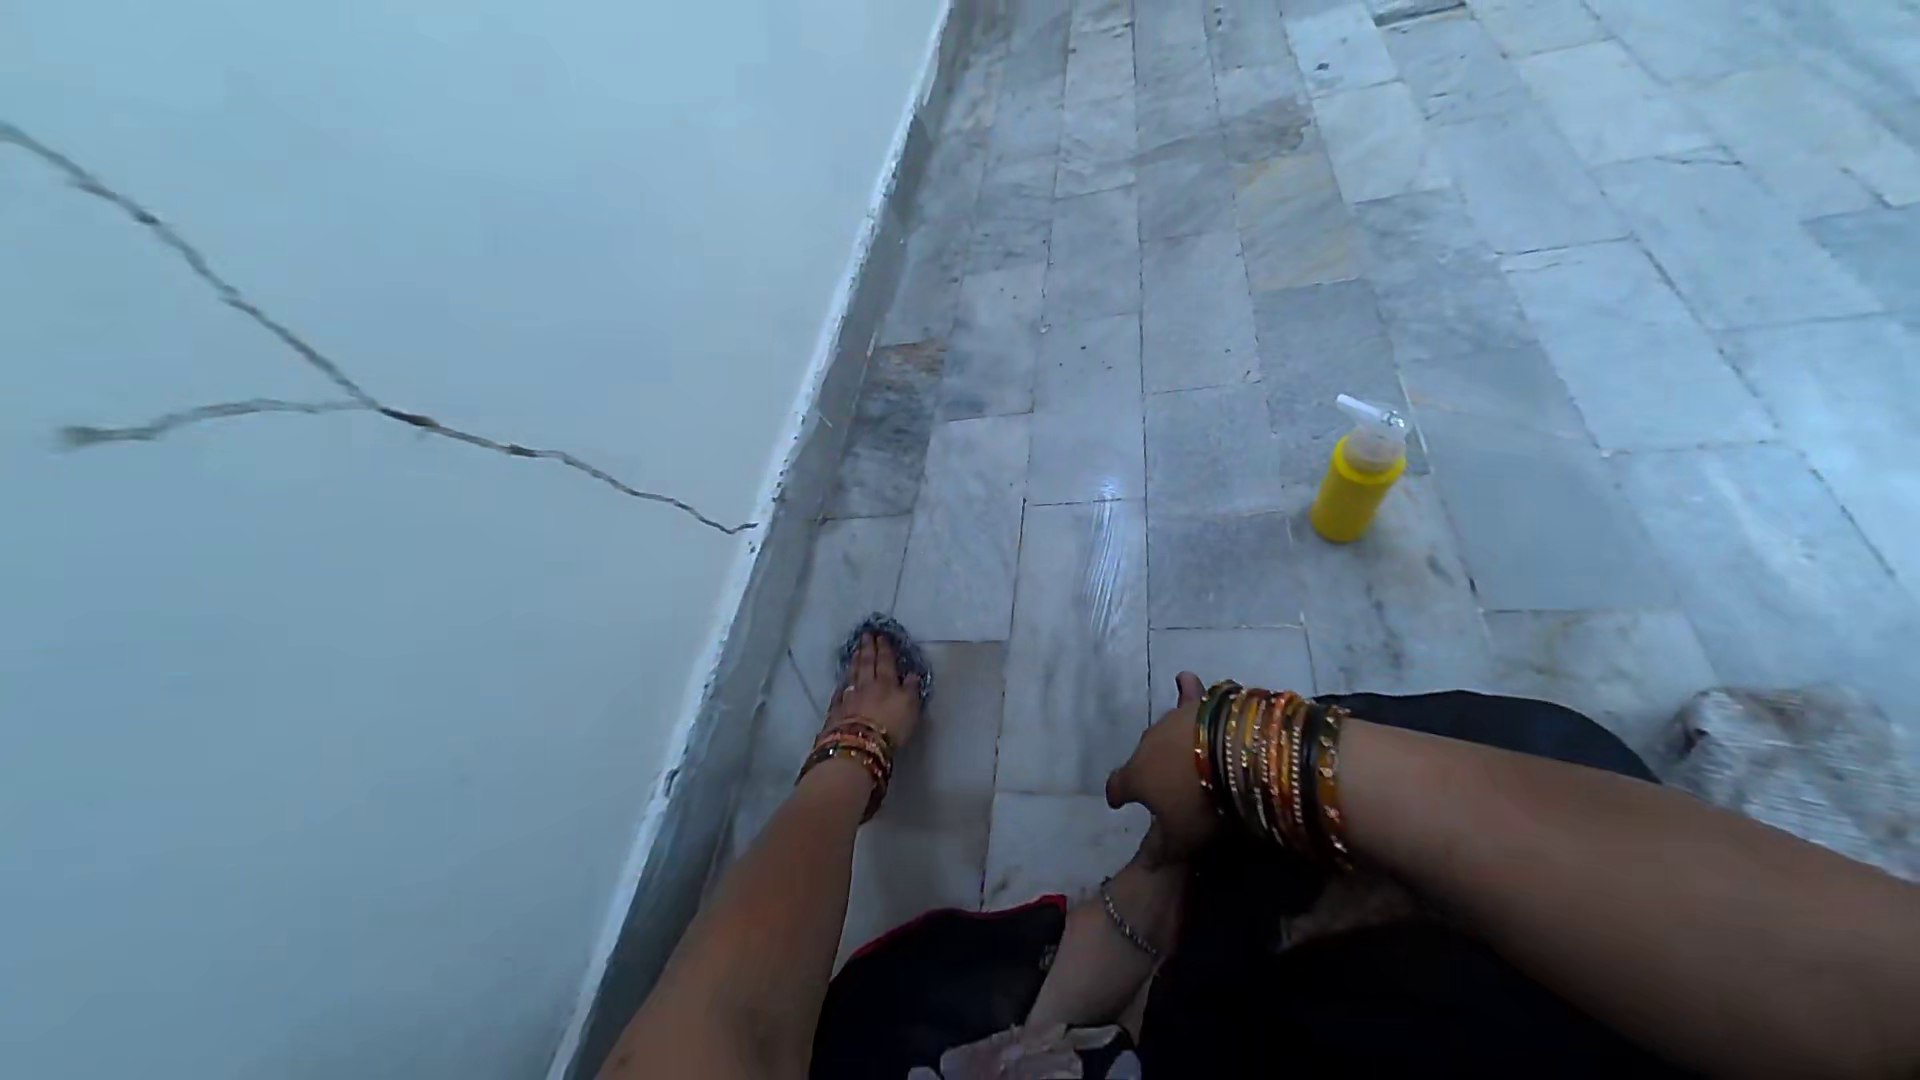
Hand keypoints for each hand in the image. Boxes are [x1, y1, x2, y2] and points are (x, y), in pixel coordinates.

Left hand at [826, 632, 923, 748]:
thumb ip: (911, 689)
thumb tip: (912, 674)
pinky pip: (840, 691)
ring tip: (855, 651)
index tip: (881, 636)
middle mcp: (867, 685)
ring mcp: (850, 696)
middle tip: (866, 634)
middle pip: (866, 663)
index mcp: (886, 682)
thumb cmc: (892, 726)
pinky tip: (842, 681)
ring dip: (854, 661)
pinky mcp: (837, 709)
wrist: (860, 743)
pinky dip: (842, 683)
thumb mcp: (911, 707)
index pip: (885, 661)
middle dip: (867, 648)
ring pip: (852, 674)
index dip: (884, 648)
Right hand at [1106, 672, 1217, 867]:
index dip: (1117, 794)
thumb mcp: (1180, 839)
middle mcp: (1146, 745)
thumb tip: (1149, 866)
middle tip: (1170, 783)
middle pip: (1144, 758)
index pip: (1118, 786)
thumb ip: (1161, 850)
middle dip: (1152, 769)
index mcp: (1136, 777)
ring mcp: (1170, 723)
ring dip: (1172, 742)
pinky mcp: (1196, 707)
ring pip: (1165, 732)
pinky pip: (1190, 696)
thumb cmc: (1197, 803)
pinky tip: (1185, 677)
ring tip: (1186, 751)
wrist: (1226, 755)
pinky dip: (1187, 689)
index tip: (1117, 802)